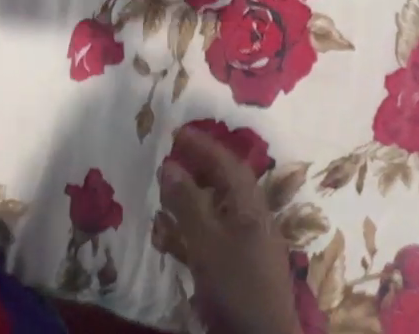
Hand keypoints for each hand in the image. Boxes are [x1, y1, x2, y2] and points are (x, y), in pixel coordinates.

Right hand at [160, 129, 303, 333]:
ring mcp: (249, 248)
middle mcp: (254, 224)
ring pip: (219, 210)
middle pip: (227, 185)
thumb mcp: (206, 241)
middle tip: (169, 158)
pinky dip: (192, 227)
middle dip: (198, 168)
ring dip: (192, 197)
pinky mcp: (239, 270)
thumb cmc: (236, 287)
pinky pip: (214, 236)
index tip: (176, 132)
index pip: (230, 166)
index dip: (204, 145)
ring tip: (165, 193)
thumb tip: (169, 165)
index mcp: (252, 211)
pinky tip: (171, 236)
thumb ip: (187, 202)